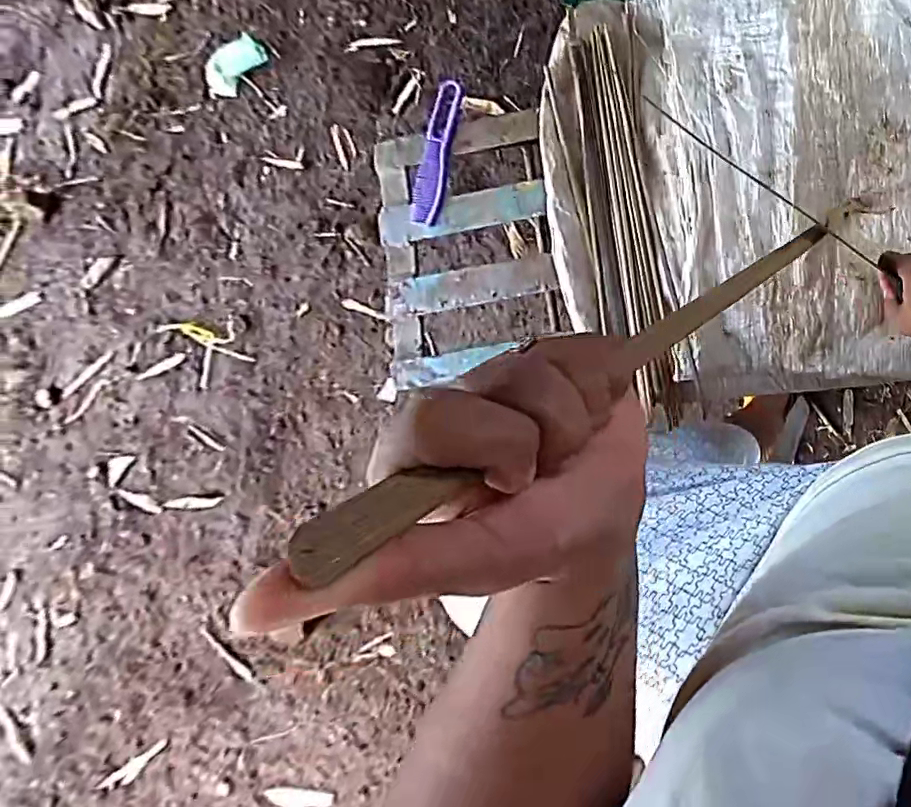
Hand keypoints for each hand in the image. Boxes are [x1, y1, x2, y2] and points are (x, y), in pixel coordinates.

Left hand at [228, 336, 650, 636]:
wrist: (603, 517)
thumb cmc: (537, 540)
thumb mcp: (470, 561)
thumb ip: (385, 571)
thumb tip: (250, 611)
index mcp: (418, 444)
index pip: (442, 415)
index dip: (498, 447)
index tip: (514, 486)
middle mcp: (463, 398)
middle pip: (514, 378)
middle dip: (550, 433)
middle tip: (547, 469)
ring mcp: (517, 372)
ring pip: (557, 366)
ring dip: (582, 420)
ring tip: (573, 448)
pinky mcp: (566, 356)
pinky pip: (593, 352)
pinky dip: (607, 389)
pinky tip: (596, 415)